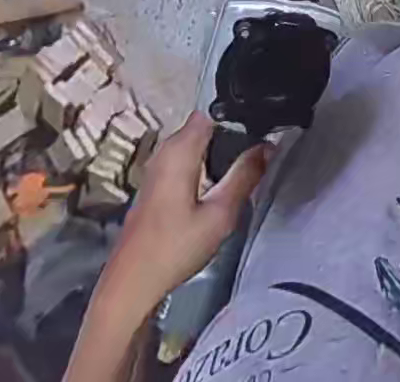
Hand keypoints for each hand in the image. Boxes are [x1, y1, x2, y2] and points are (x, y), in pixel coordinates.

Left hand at [96, 112, 269, 312]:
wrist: (130, 288)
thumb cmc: (175, 248)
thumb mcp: (220, 214)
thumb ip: (245, 175)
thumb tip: (269, 146)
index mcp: (180, 149)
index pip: (213, 112)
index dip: (238, 117)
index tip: (261, 130)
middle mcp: (165, 151)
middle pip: (205, 127)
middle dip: (231, 134)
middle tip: (259, 152)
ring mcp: (157, 168)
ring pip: (195, 144)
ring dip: (218, 151)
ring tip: (245, 167)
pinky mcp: (155, 185)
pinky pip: (186, 159)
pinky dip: (204, 164)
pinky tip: (219, 185)